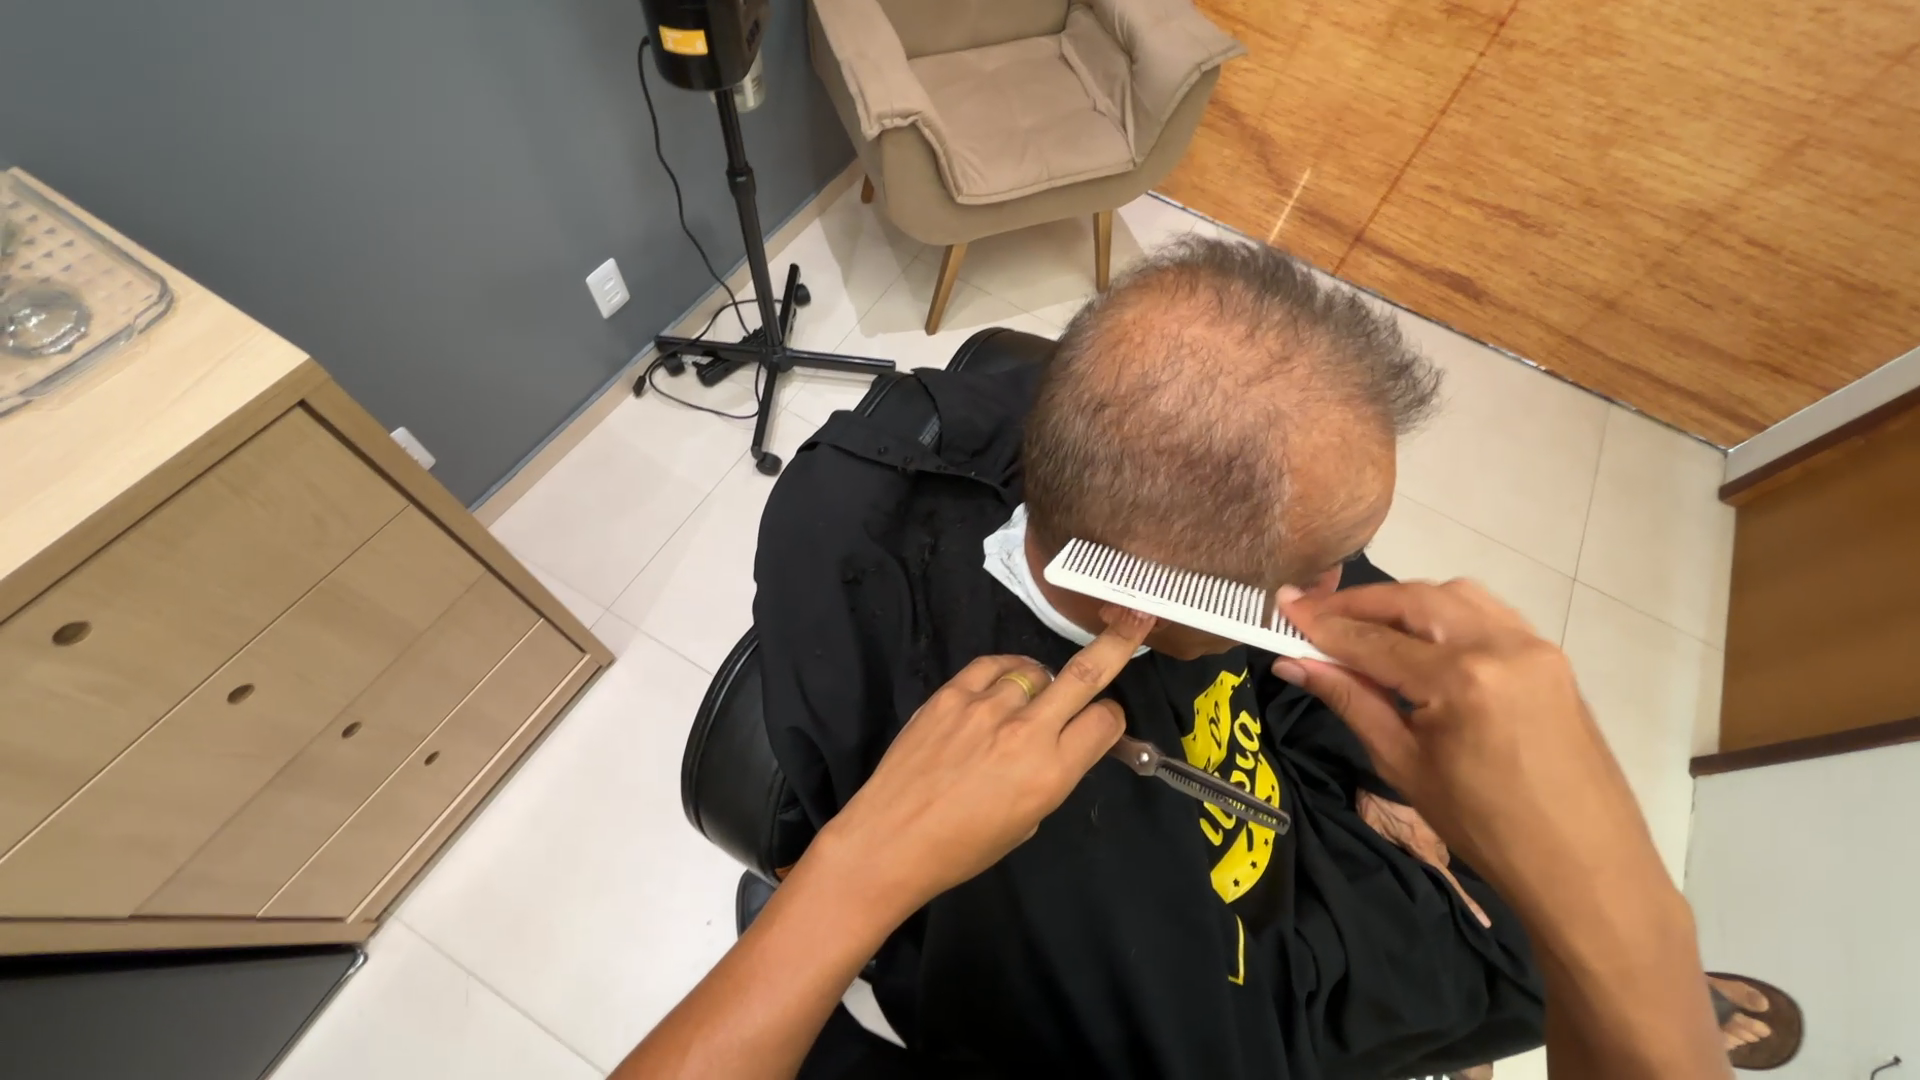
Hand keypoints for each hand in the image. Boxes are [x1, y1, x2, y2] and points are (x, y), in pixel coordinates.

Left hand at [812, 607, 1155, 921]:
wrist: (891, 839)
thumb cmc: (963, 848)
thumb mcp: (1027, 820)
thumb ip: (1052, 774)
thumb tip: (1062, 742)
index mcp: (1052, 772)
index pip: (1105, 722)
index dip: (1112, 720)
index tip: (1104, 722)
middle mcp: (1026, 731)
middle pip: (1084, 674)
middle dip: (1114, 648)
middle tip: (1133, 622)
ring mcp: (986, 705)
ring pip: (1034, 670)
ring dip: (1041, 682)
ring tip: (1030, 698)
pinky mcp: (951, 693)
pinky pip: (992, 665)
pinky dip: (1005, 672)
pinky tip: (1004, 683)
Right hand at [1271, 580, 1665, 918]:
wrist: (1586, 869)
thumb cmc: (1484, 827)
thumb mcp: (1402, 763)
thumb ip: (1349, 699)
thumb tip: (1292, 663)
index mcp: (1461, 680)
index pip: (1372, 640)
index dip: (1320, 625)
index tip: (1282, 608)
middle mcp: (1500, 646)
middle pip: (1412, 600)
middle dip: (1356, 603)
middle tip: (1311, 613)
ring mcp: (1534, 647)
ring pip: (1452, 596)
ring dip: (1400, 602)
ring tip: (1360, 624)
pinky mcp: (1550, 657)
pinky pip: (1485, 613)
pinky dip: (1442, 612)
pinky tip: (1417, 637)